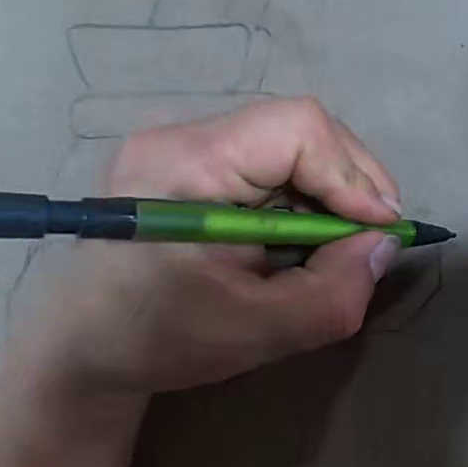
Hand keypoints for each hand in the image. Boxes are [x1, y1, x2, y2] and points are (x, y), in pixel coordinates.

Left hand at [11, 97, 404, 399]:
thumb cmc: (160, 340)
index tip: (380, 227)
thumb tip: (385, 242)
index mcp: (186, 166)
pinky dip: (293, 187)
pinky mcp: (179, 153)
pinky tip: (293, 230)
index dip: (350, 172)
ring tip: (330, 239)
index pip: (294, 127)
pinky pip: (258, 153)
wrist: (82, 341)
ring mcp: (174, 139)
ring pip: (281, 137)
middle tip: (369, 232)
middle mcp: (176, 134)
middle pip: (293, 125)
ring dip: (322, 184)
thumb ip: (336, 291)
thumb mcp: (261, 331)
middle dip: (345, 176)